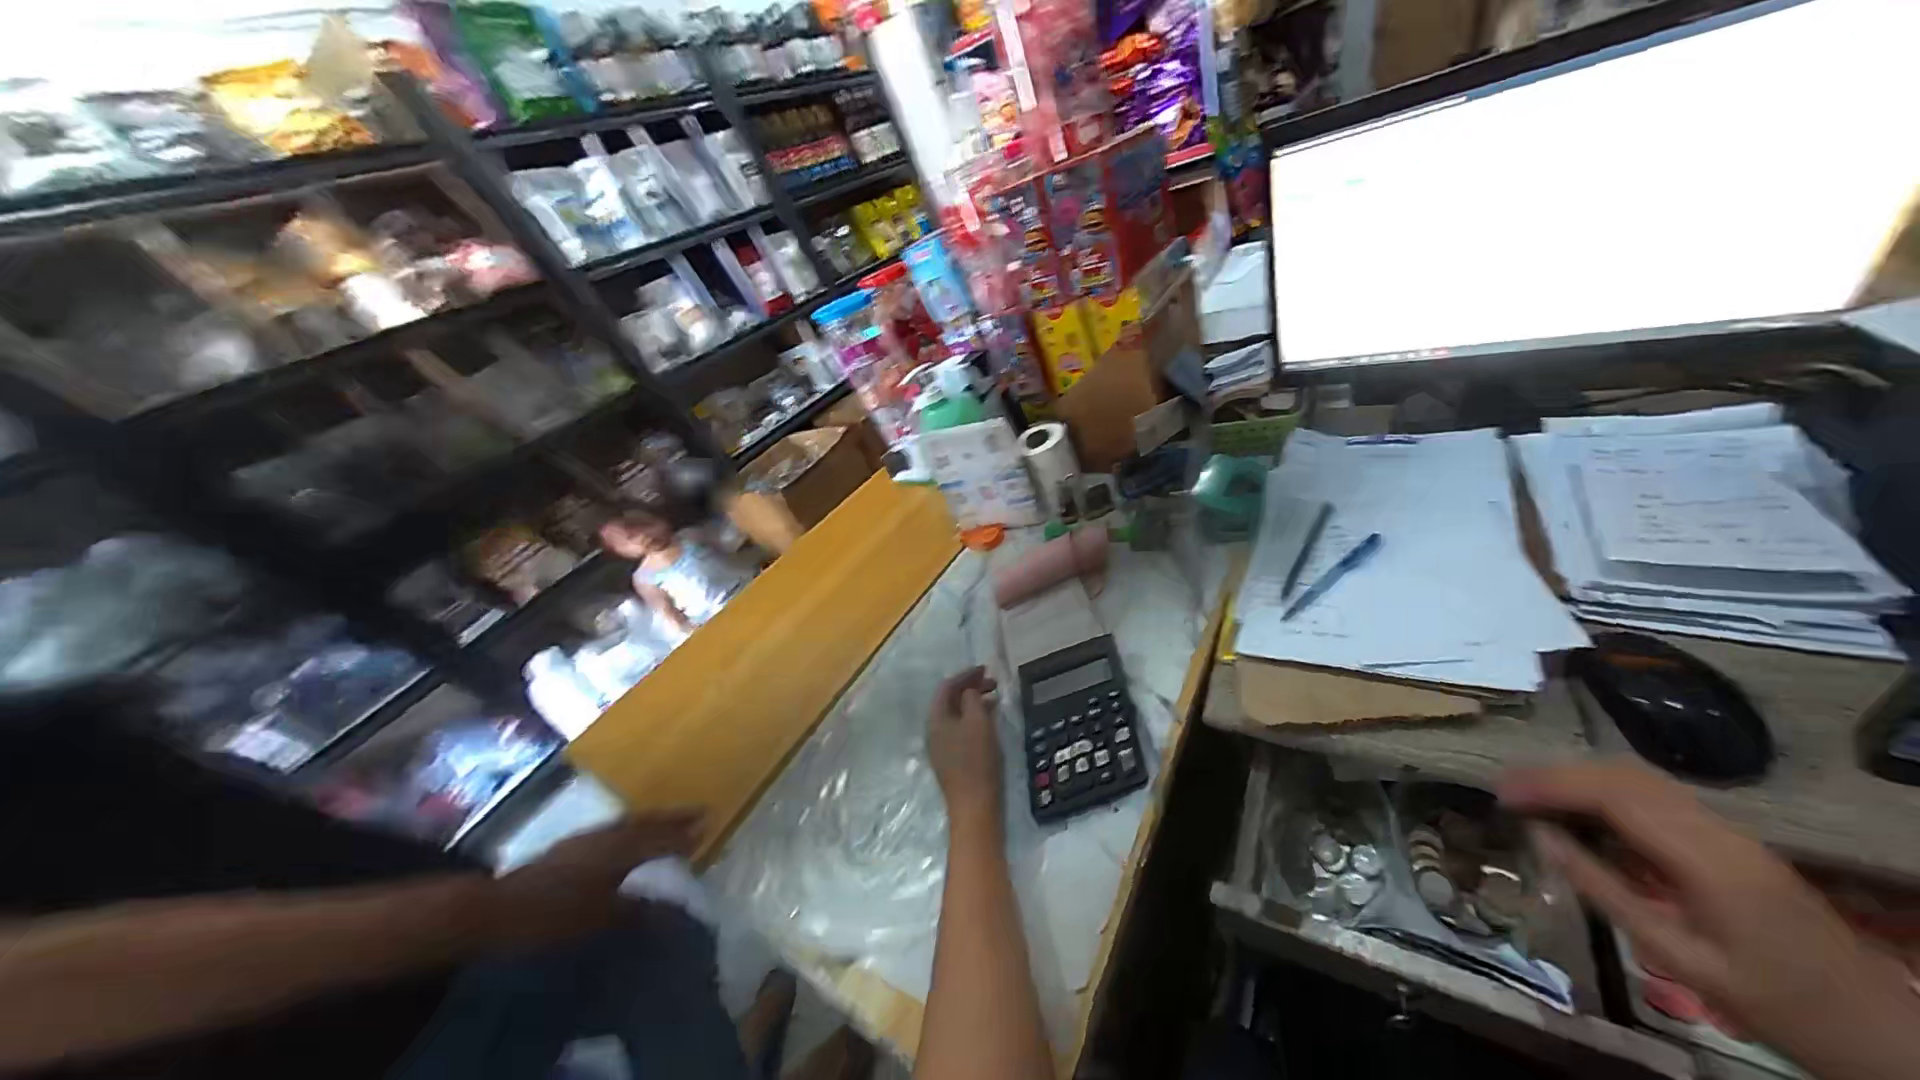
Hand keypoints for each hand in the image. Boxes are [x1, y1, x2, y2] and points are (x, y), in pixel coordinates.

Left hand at [481, 810, 703, 949]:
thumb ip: (640, 911)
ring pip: (626, 823)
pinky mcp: (566, 849)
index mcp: (619, 848)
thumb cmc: (554, 914)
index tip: (709, 821)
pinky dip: (628, 829)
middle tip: (696, 811)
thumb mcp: (602, 918)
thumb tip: (676, 909)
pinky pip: (610, 830)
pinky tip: (624, 837)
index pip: (661, 836)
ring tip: (665, 821)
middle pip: (645, 822)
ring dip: (649, 821)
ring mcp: (583, 839)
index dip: (684, 832)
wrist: (495, 910)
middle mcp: (605, 836)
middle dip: (672, 818)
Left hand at [929, 667, 1002, 827]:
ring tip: (994, 700)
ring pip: (956, 715)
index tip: (986, 669)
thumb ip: (972, 699)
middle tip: (993, 683)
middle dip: (970, 688)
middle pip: (949, 700)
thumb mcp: (978, 722)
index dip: (966, 675)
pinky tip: (990, 723)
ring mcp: (941, 747)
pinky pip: (961, 730)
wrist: (974, 806)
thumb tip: (969, 691)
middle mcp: (934, 730)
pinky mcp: (952, 760)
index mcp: (936, 718)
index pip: (947, 687)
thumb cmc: (976, 760)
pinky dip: (974, 719)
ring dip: (973, 703)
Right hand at [1499, 764, 1919, 1079]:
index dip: (1551, 785)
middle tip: (1506, 789)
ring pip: (1643, 779)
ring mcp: (1734, 834)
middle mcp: (1722, 833)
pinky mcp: (1735, 842)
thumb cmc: (1775, 1004)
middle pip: (1627, 776)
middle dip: (1559, 775)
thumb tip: (1541, 837)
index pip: (1615, 795)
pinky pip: (1660, 797)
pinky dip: (1609, 791)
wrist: (1884, 1034)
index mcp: (1709, 862)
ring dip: (1581, 778)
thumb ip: (1605, 891)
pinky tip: (1584, 811)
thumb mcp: (1678, 958)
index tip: (1502, 792)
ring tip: (1533, 794)